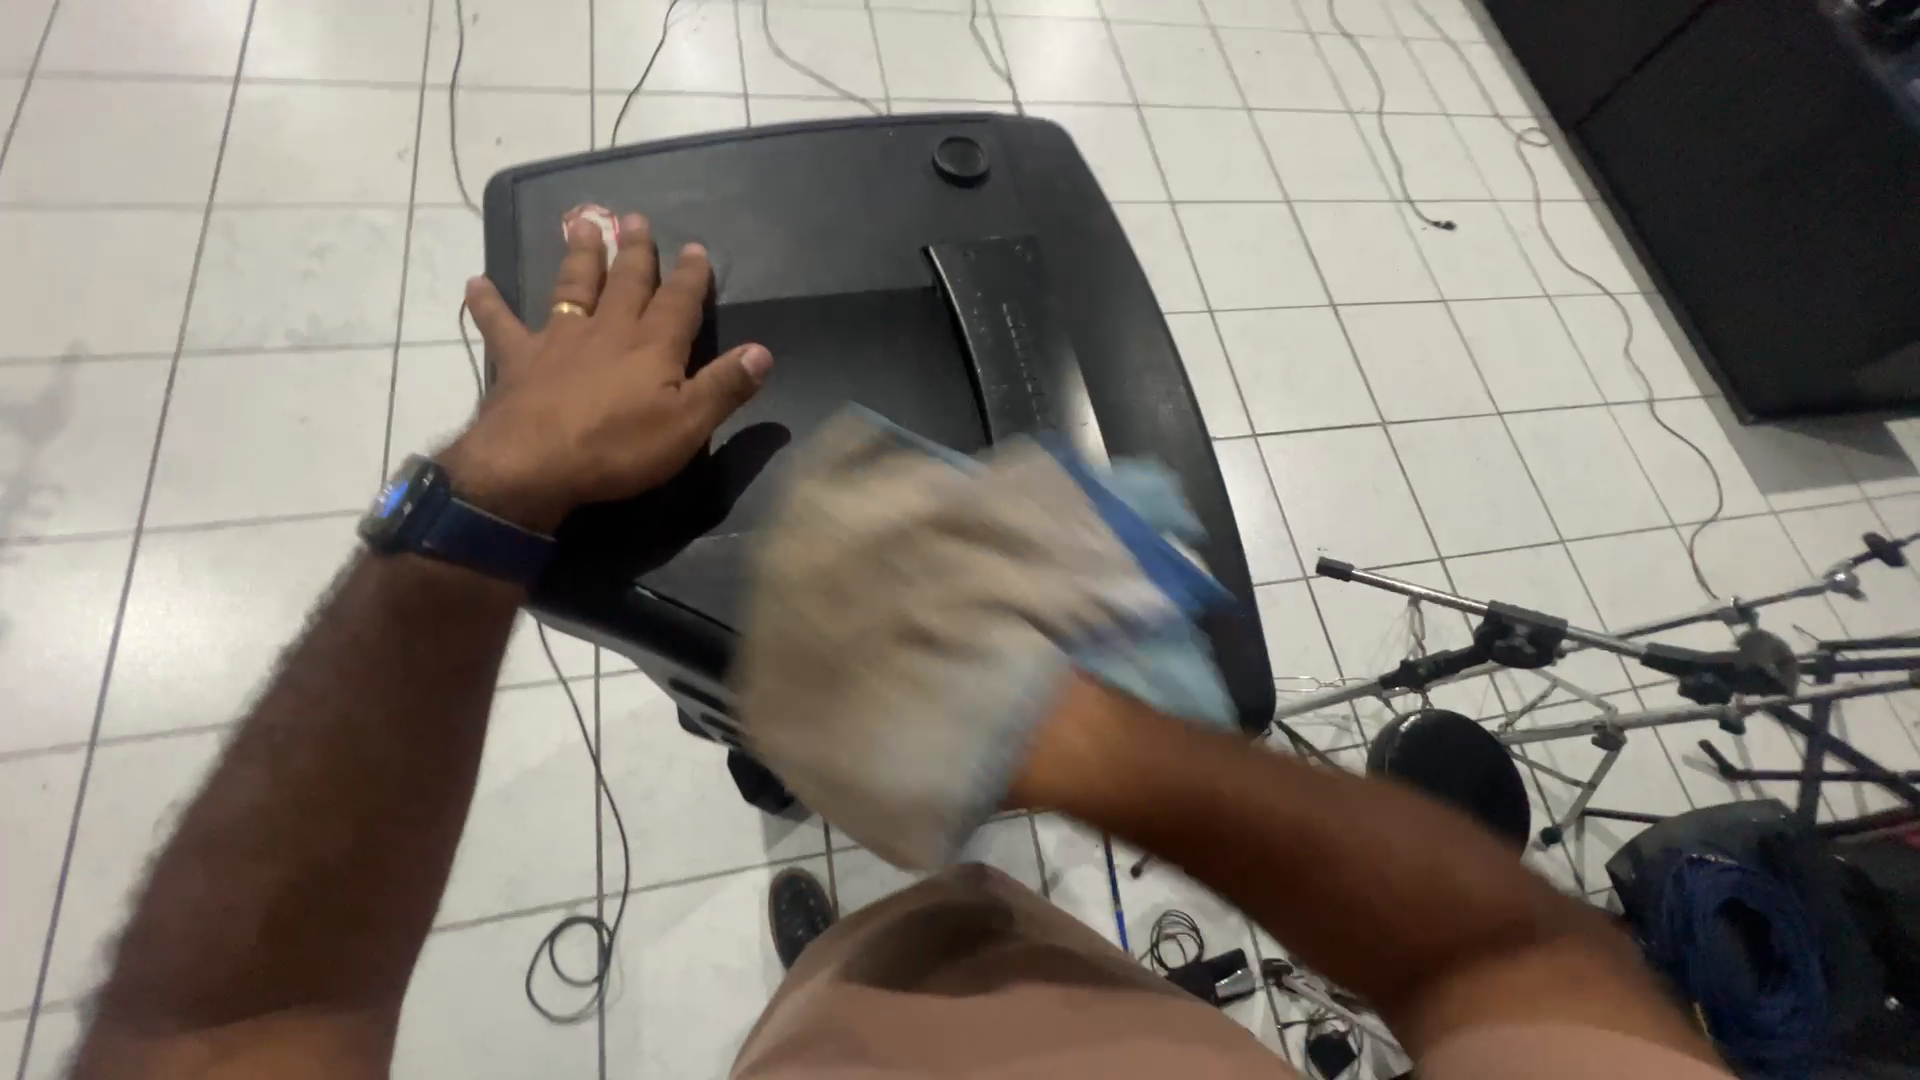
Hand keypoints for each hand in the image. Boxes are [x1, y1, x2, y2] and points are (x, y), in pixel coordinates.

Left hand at [441, 213, 773, 531]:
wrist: (534, 465)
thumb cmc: (620, 448)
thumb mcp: (689, 424)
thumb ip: (725, 386)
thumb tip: (763, 352)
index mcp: (652, 346)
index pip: (678, 302)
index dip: (690, 276)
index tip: (695, 248)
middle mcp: (608, 330)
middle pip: (625, 283)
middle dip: (635, 252)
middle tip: (634, 219)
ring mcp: (559, 341)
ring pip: (573, 288)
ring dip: (580, 257)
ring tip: (581, 225)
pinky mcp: (519, 361)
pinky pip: (501, 325)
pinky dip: (489, 304)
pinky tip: (477, 284)